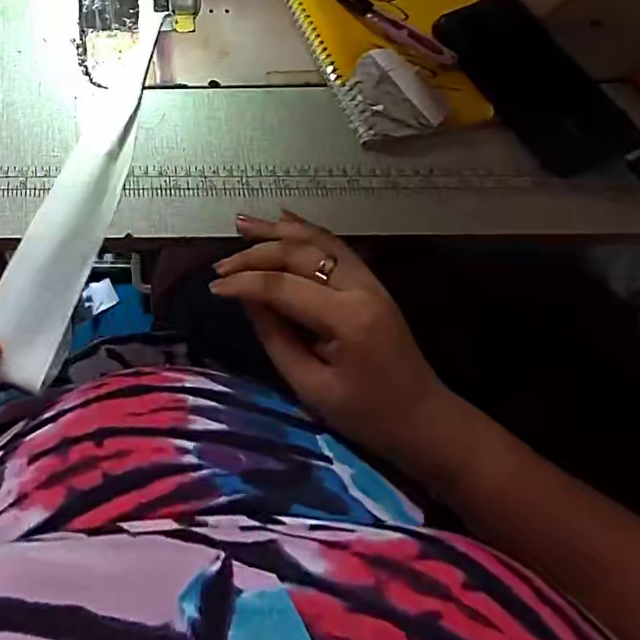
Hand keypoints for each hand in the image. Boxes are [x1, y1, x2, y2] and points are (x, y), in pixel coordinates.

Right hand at [211, 213, 453, 463]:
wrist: (425, 420)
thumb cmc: (367, 415)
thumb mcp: (311, 387)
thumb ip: (275, 338)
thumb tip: (246, 299)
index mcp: (347, 318)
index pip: (283, 286)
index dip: (245, 283)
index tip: (214, 288)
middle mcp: (360, 287)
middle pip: (299, 255)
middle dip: (255, 255)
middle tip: (221, 266)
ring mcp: (369, 280)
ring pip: (317, 241)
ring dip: (277, 231)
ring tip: (242, 223)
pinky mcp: (370, 281)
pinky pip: (334, 245)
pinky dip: (306, 230)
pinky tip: (283, 220)